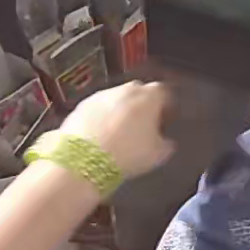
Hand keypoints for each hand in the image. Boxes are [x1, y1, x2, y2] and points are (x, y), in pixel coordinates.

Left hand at [58, 78, 175, 179]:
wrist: (85, 159)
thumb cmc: (125, 153)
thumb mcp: (158, 154)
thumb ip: (167, 144)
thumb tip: (166, 143)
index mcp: (150, 96)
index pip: (165, 93)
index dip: (167, 108)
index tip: (166, 120)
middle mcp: (126, 90)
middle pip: (140, 94)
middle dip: (142, 108)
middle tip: (142, 129)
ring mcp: (102, 95)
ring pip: (116, 100)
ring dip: (120, 114)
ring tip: (119, 137)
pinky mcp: (82, 105)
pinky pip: (97, 110)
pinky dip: (101, 120)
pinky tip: (101, 139)